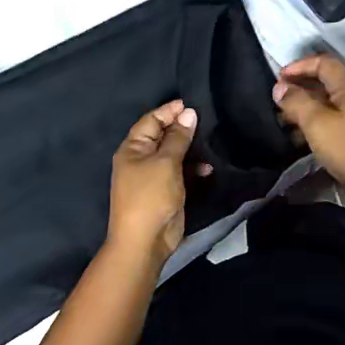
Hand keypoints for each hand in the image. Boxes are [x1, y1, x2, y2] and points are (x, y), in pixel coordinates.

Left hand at [108, 100, 197, 261]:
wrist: (145, 240)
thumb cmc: (150, 196)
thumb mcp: (165, 163)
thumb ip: (178, 138)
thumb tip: (189, 113)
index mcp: (132, 148)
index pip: (151, 120)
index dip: (170, 111)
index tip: (193, 104)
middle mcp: (141, 158)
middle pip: (163, 135)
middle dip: (183, 128)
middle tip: (208, 121)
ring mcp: (153, 175)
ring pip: (174, 154)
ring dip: (191, 149)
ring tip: (211, 144)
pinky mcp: (166, 190)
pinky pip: (180, 172)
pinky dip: (193, 168)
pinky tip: (208, 169)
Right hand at [272, 54, 344, 208]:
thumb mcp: (317, 123)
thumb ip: (297, 102)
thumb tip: (279, 87)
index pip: (324, 63)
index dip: (300, 65)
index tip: (279, 77)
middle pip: (324, 81)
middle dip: (299, 85)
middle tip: (277, 97)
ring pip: (324, 101)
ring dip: (302, 105)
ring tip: (282, 117)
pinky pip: (327, 118)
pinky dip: (310, 121)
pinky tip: (296, 135)